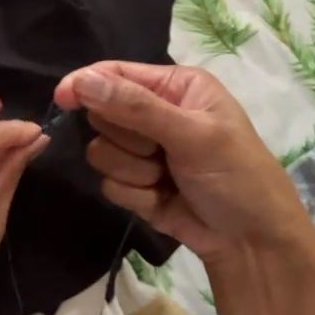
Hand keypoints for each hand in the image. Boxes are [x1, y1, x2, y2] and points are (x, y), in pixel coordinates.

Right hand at [51, 62, 312, 266]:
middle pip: (100, 115)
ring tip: (166, 178)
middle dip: (124, 138)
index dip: (87, 84)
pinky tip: (162, 198)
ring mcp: (141, 151)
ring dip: (132, 171)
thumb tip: (82, 81)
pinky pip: (107, 182)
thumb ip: (135, 107)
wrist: (250, 241)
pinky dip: (133, 194)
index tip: (63, 99)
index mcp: (175, 87)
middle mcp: (154, 113)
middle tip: (159, 150)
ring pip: (100, 152)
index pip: (115, 74)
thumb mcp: (192, 135)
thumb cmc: (236, 176)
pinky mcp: (133, 183)